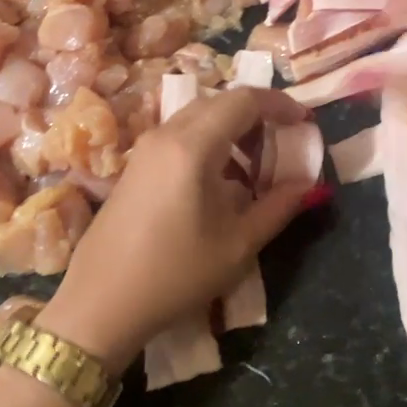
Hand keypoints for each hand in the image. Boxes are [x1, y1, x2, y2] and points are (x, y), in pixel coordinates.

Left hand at [35, 87, 311, 370]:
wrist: (99, 305)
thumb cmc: (174, 275)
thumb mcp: (238, 245)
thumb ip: (278, 207)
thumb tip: (307, 184)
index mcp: (193, 146)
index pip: (244, 100)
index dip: (279, 104)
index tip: (304, 120)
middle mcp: (167, 134)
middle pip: (220, 102)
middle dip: (258, 114)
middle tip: (284, 142)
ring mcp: (146, 148)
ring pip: (199, 116)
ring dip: (233, 128)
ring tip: (257, 164)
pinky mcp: (136, 165)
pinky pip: (181, 134)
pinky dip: (210, 141)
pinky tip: (221, 180)